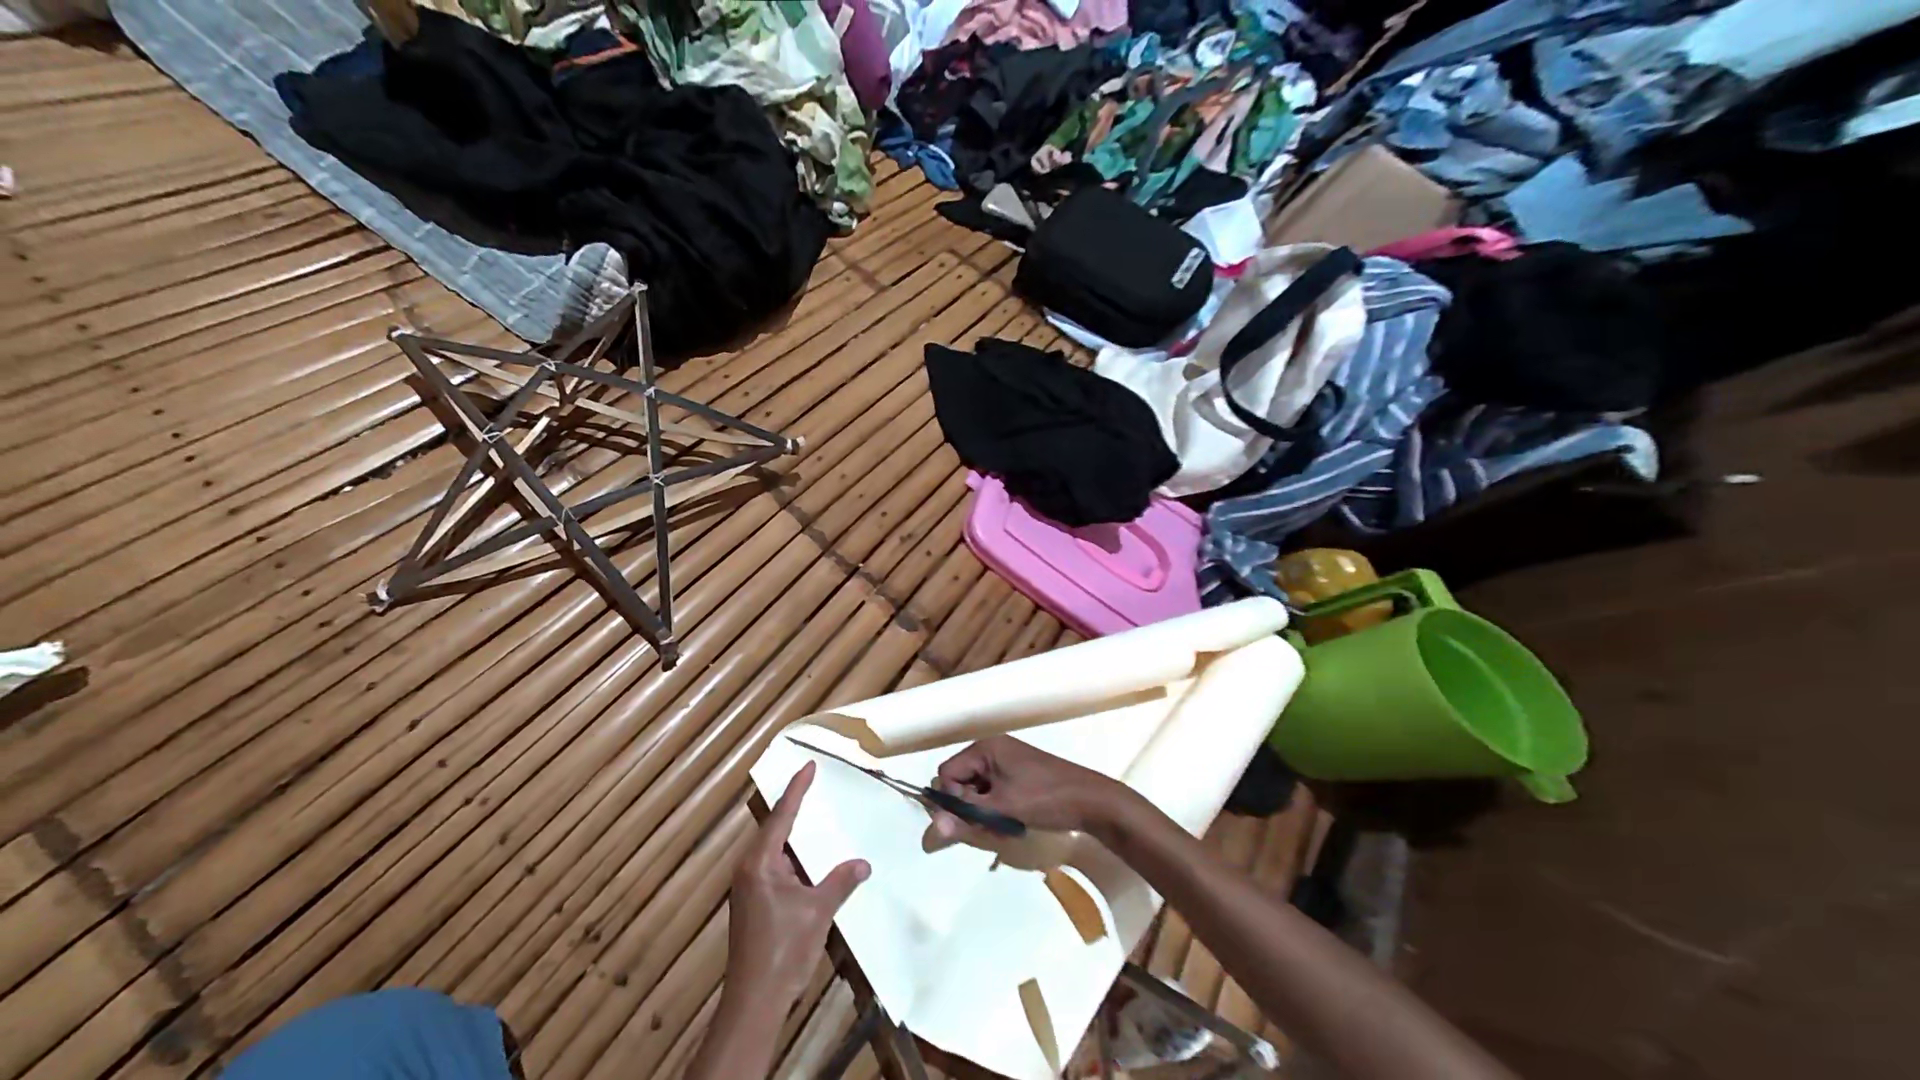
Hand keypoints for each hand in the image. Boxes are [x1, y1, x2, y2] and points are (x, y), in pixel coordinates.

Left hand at [728, 762, 869, 1009]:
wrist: (754, 1001)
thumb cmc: (783, 948)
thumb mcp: (818, 911)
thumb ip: (840, 882)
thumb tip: (863, 863)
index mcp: (760, 863)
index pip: (781, 815)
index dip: (797, 789)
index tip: (808, 765)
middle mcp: (750, 869)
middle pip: (774, 829)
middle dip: (794, 807)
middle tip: (814, 784)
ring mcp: (750, 888)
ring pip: (775, 851)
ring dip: (796, 836)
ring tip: (818, 817)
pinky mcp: (755, 904)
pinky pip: (777, 868)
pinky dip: (795, 858)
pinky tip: (812, 861)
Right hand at [929, 735, 1129, 841]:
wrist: (1092, 801)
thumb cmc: (1045, 798)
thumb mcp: (1002, 809)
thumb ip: (966, 816)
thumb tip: (932, 828)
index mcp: (985, 748)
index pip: (947, 773)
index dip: (951, 800)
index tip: (967, 821)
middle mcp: (993, 751)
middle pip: (961, 782)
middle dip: (967, 808)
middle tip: (986, 827)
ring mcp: (1007, 764)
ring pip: (977, 792)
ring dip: (983, 813)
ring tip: (1002, 828)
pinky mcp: (1019, 778)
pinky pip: (993, 794)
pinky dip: (996, 812)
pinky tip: (1011, 825)